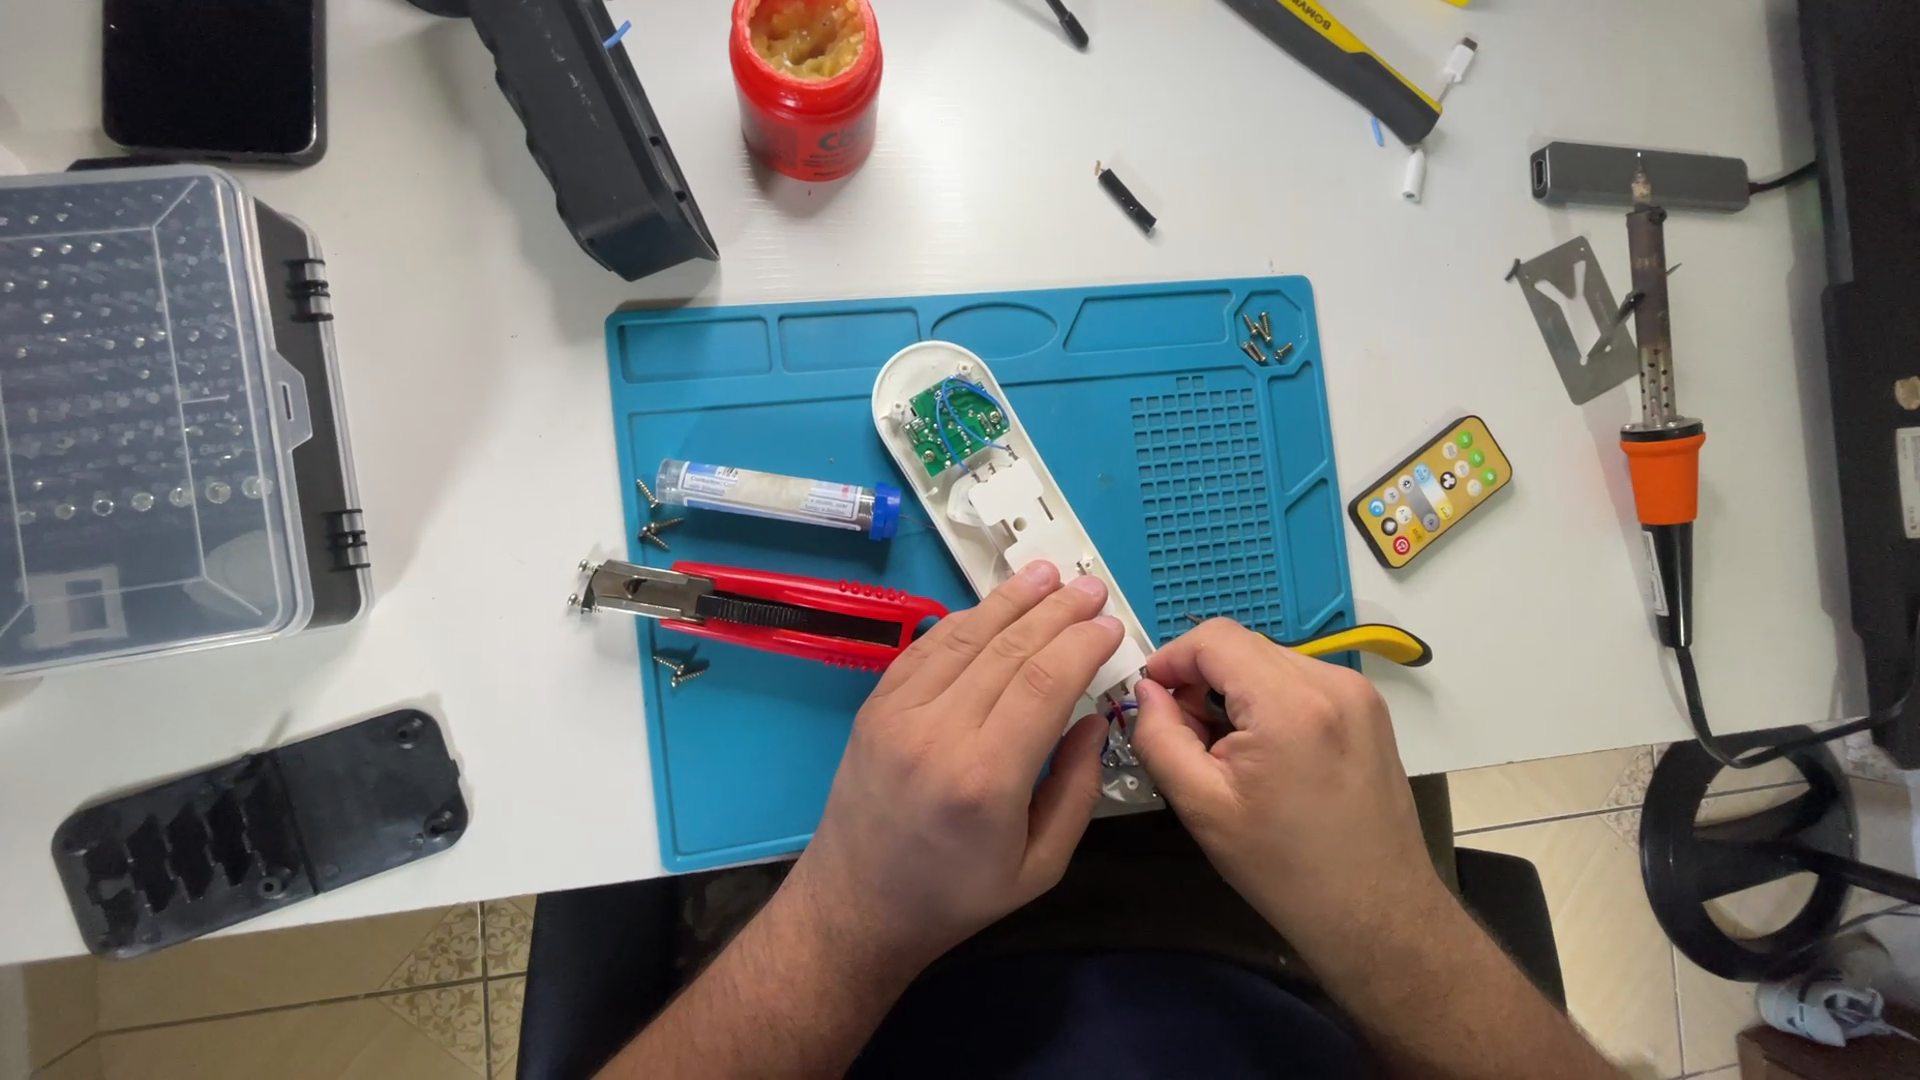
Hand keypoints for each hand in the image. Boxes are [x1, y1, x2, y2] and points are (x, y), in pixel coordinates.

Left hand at [783, 561, 1121, 977]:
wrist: (858, 903)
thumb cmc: (956, 895)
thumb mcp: (1040, 866)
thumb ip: (1077, 788)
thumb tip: (1096, 717)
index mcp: (986, 779)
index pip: (1043, 684)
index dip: (1081, 645)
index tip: (1110, 624)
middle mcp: (938, 733)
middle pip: (1007, 650)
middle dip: (1056, 611)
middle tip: (1091, 585)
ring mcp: (898, 712)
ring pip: (964, 636)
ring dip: (1009, 599)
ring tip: (1046, 572)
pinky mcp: (875, 705)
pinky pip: (926, 647)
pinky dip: (964, 620)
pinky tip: (992, 604)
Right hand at [1129, 619, 1446, 952]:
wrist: (1379, 917)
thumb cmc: (1285, 869)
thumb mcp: (1201, 807)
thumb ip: (1159, 737)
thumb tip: (1147, 691)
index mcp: (1289, 705)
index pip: (1213, 638)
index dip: (1171, 658)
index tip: (1153, 697)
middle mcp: (1331, 683)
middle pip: (1240, 645)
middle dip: (1200, 677)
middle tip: (1186, 733)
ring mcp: (1357, 693)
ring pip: (1266, 660)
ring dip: (1232, 688)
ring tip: (1225, 748)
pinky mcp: (1368, 708)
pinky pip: (1297, 678)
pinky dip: (1265, 698)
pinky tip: (1263, 748)